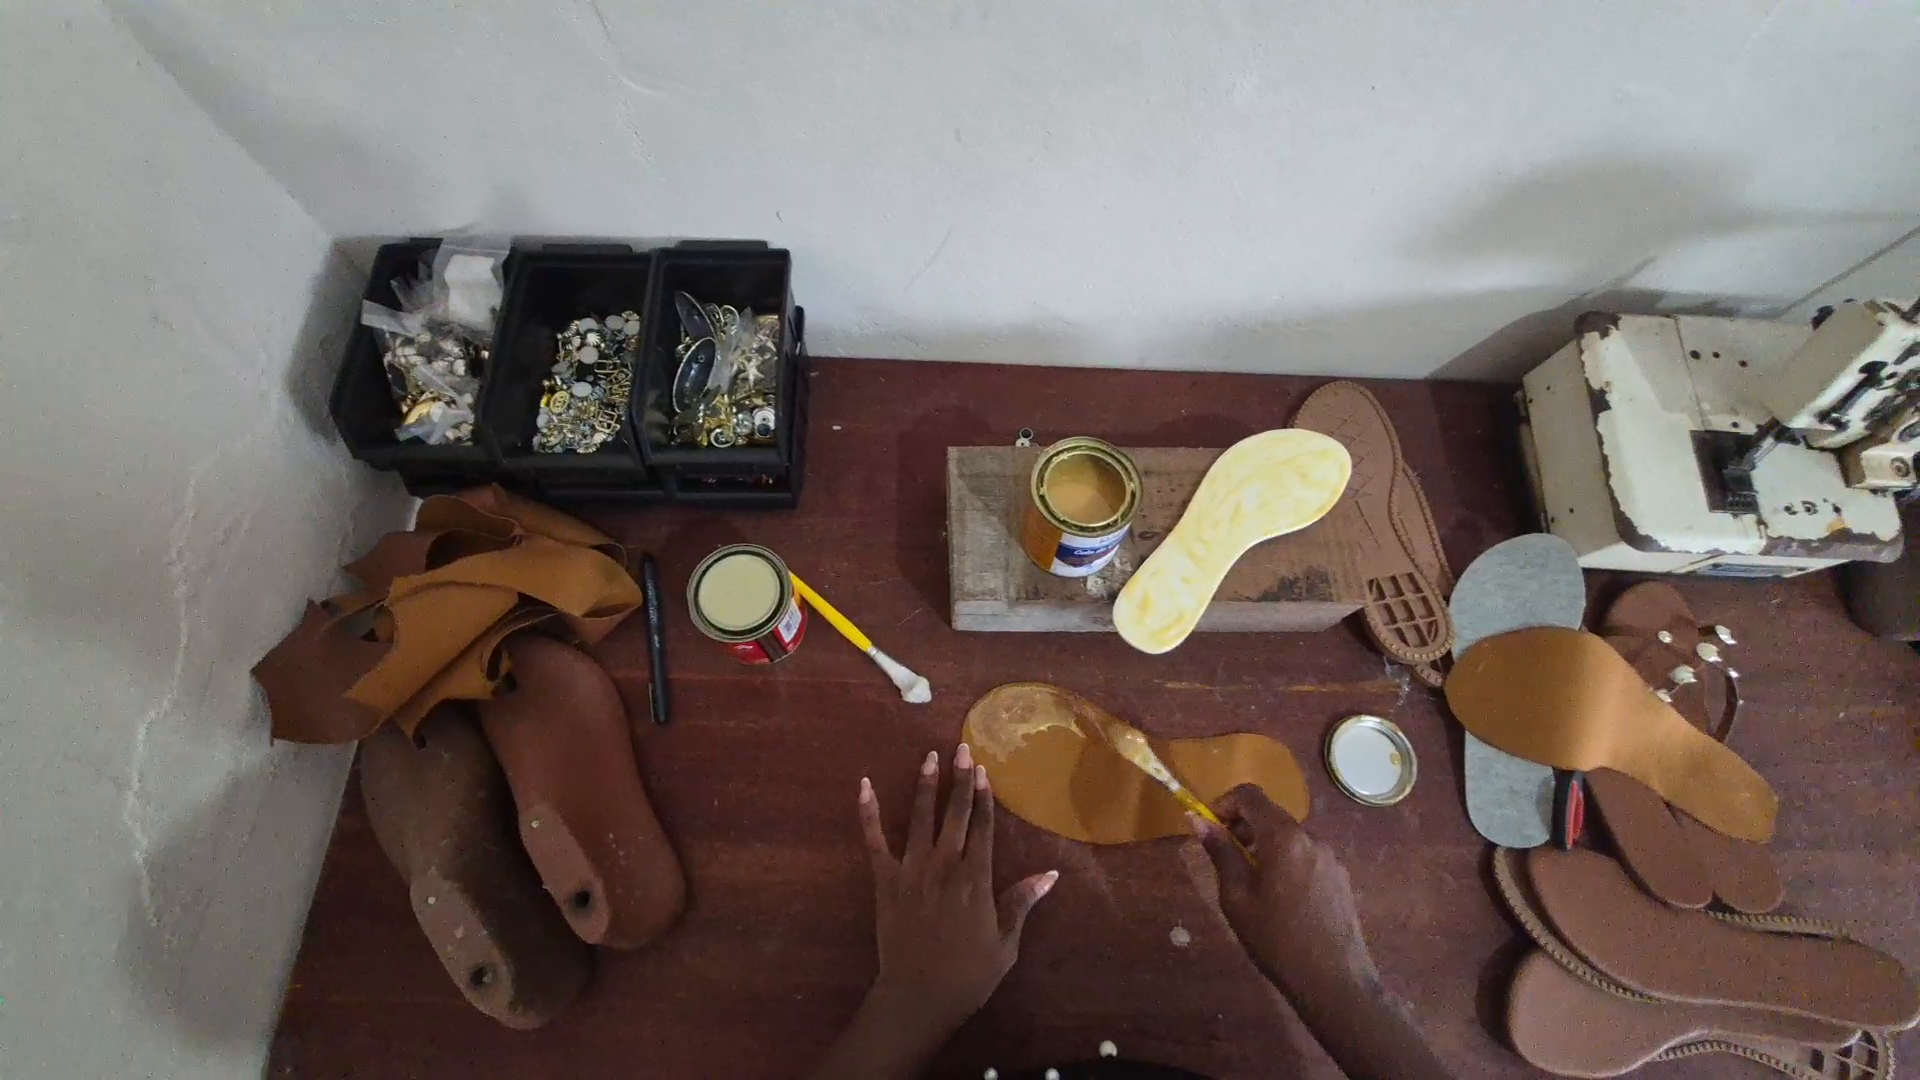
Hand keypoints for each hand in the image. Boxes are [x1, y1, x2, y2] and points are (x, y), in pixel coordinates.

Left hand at [857, 743, 1058, 1037]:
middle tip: (962, 748)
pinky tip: (864, 785)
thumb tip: (1051, 874)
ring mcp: (912, 869)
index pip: (983, 827)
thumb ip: (1022, 903)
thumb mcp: (1005, 944)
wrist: (917, 999)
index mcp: (975, 879)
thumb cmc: (967, 975)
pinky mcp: (885, 879)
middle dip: (959, 779)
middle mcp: (945, 865)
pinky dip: (869, 812)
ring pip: (920, 818)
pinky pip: (875, 841)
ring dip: (926, 785)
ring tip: (930, 757)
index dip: (984, 797)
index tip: (982, 770)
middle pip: (956, 814)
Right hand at [1190, 785, 1376, 999]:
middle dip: (1242, 826)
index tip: (1210, 827)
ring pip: (1287, 836)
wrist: (1337, 985)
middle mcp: (1310, 838)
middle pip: (1269, 814)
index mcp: (1283, 837)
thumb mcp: (1237, 896)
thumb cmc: (1277, 939)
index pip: (1250, 795)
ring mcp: (1330, 858)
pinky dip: (1285, 861)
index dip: (1224, 803)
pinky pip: (1305, 855)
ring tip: (1252, 883)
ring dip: (1263, 845)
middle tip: (1225, 857)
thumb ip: (1220, 851)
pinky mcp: (1340, 877)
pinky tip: (1281, 899)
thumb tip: (1196, 819)